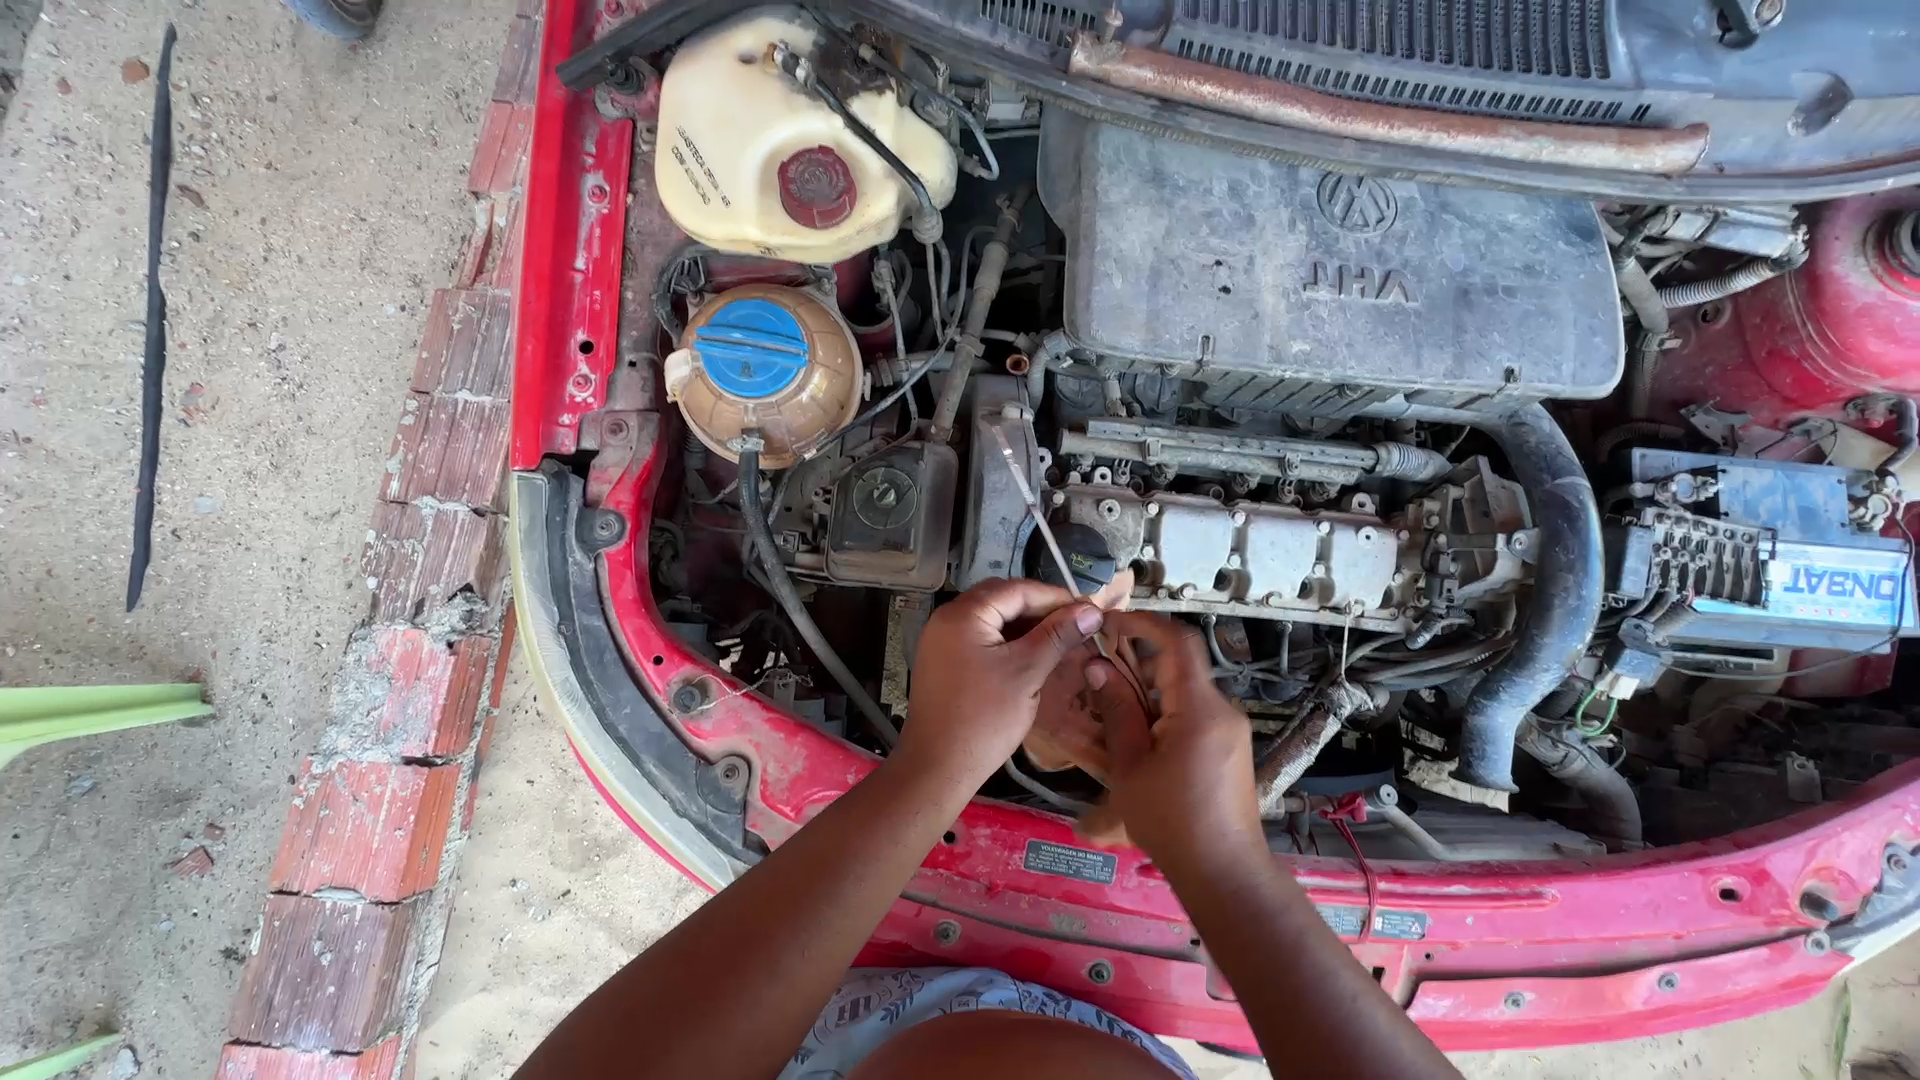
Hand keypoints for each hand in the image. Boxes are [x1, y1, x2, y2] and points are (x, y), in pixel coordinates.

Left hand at [899, 578, 1103, 787]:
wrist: (938, 767)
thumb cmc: (984, 718)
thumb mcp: (1027, 671)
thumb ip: (1058, 635)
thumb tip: (1091, 610)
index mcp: (963, 614)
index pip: (1017, 589)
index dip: (1056, 597)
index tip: (1089, 610)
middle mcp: (947, 619)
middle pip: (1002, 600)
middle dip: (1040, 609)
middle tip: (1076, 624)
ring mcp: (941, 641)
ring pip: (992, 621)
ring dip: (1025, 626)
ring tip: (1060, 640)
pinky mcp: (943, 663)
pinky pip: (980, 639)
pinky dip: (1008, 643)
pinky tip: (1032, 656)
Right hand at [1082, 611, 1266, 874]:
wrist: (1224, 874)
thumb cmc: (1171, 820)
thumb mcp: (1131, 766)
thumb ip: (1117, 711)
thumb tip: (1099, 667)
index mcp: (1200, 708)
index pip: (1178, 642)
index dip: (1144, 623)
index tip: (1109, 623)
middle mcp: (1223, 711)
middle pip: (1180, 667)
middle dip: (1138, 663)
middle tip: (1099, 675)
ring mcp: (1231, 731)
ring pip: (1185, 693)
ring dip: (1150, 692)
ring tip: (1112, 713)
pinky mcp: (1230, 750)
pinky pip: (1194, 716)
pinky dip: (1165, 714)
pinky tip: (1139, 742)